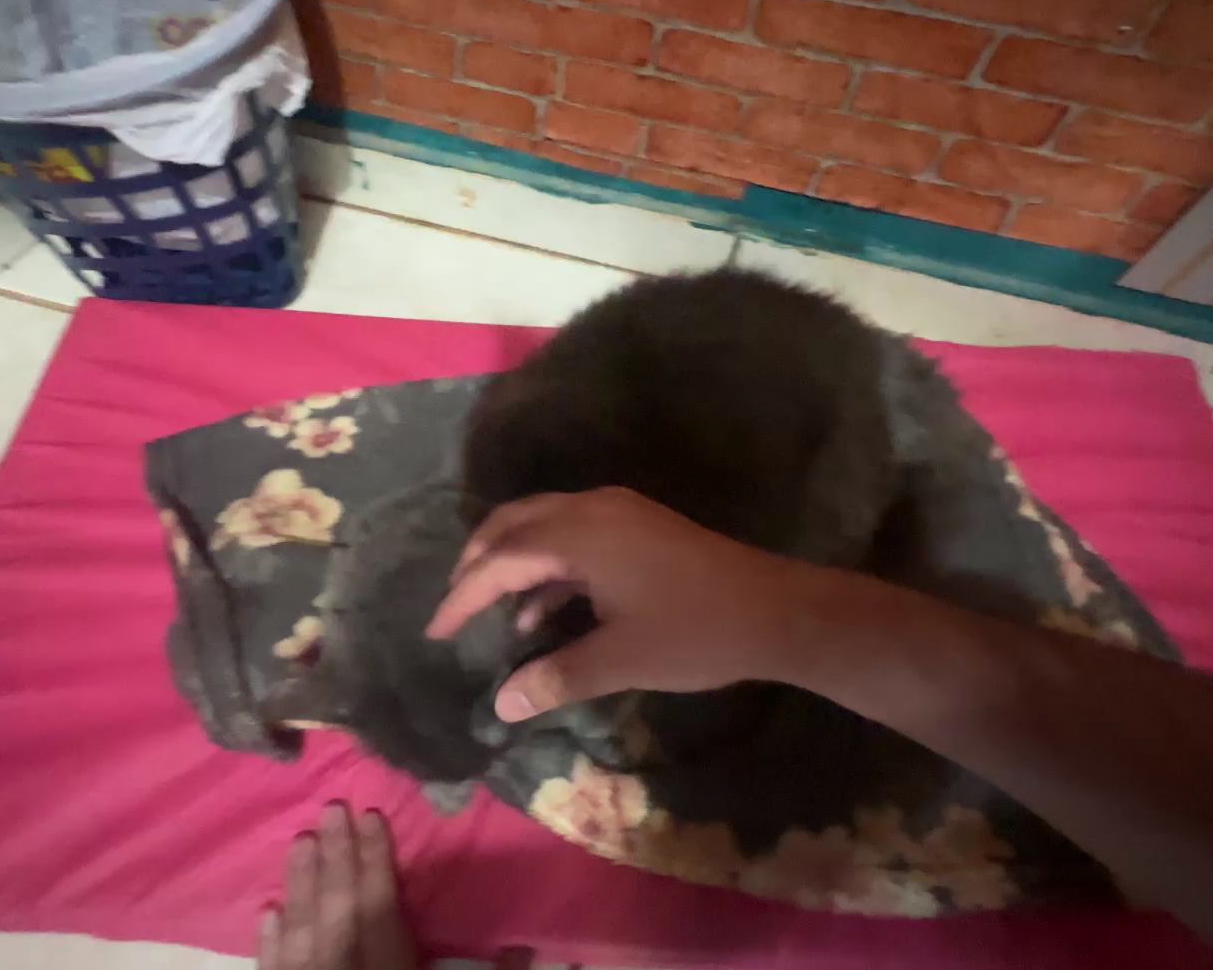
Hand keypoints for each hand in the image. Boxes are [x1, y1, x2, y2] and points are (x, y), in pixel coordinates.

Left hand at [259, 803, 413, 969]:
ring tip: (302, 838)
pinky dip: (271, 936)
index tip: (371, 813)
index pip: (380, 898)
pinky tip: (270, 907)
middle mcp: (342, 961)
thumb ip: (401, 938)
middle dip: (337, 852)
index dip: (376, 854)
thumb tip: (396, 894)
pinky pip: (271, 963)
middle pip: (339, 901)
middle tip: (333, 806)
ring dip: (301, 879)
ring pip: (301, 924)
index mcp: (384, 959)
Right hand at [428, 488, 838, 721]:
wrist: (776, 611)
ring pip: (544, 523)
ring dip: (515, 560)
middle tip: (456, 603)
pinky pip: (574, 534)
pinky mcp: (637, 524)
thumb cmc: (695, 633)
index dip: (463, 594)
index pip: (501, 558)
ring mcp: (618, 511)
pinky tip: (546, 608)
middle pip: (515, 522)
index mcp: (581, 533)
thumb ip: (556, 677)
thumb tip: (501, 704)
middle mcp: (592, 508)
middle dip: (479, 560)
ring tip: (495, 611)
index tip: (436, 628)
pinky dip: (550, 564)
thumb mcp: (621, 660)